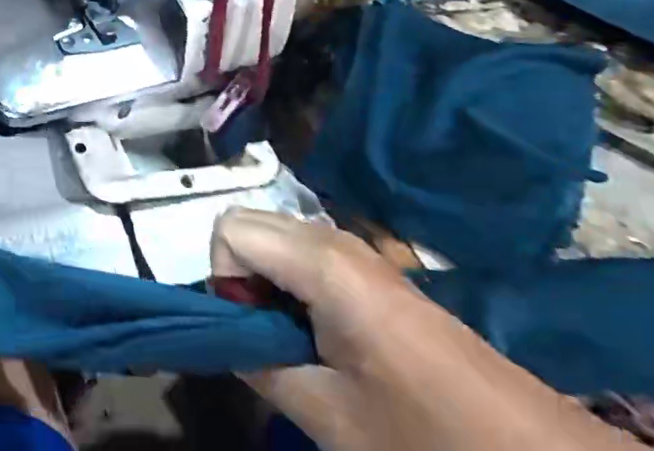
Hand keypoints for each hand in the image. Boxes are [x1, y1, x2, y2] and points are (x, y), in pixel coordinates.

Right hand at [212, 209, 636, 450]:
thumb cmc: (431, 440)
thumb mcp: (330, 416)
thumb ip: (259, 365)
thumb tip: (221, 338)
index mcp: (322, 264)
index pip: (229, 230)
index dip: (223, 280)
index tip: (250, 334)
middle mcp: (335, 240)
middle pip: (247, 225)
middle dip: (238, 275)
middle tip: (265, 339)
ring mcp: (359, 253)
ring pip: (273, 237)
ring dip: (264, 281)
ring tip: (291, 343)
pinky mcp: (375, 272)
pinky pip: (303, 255)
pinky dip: (290, 284)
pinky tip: (320, 339)